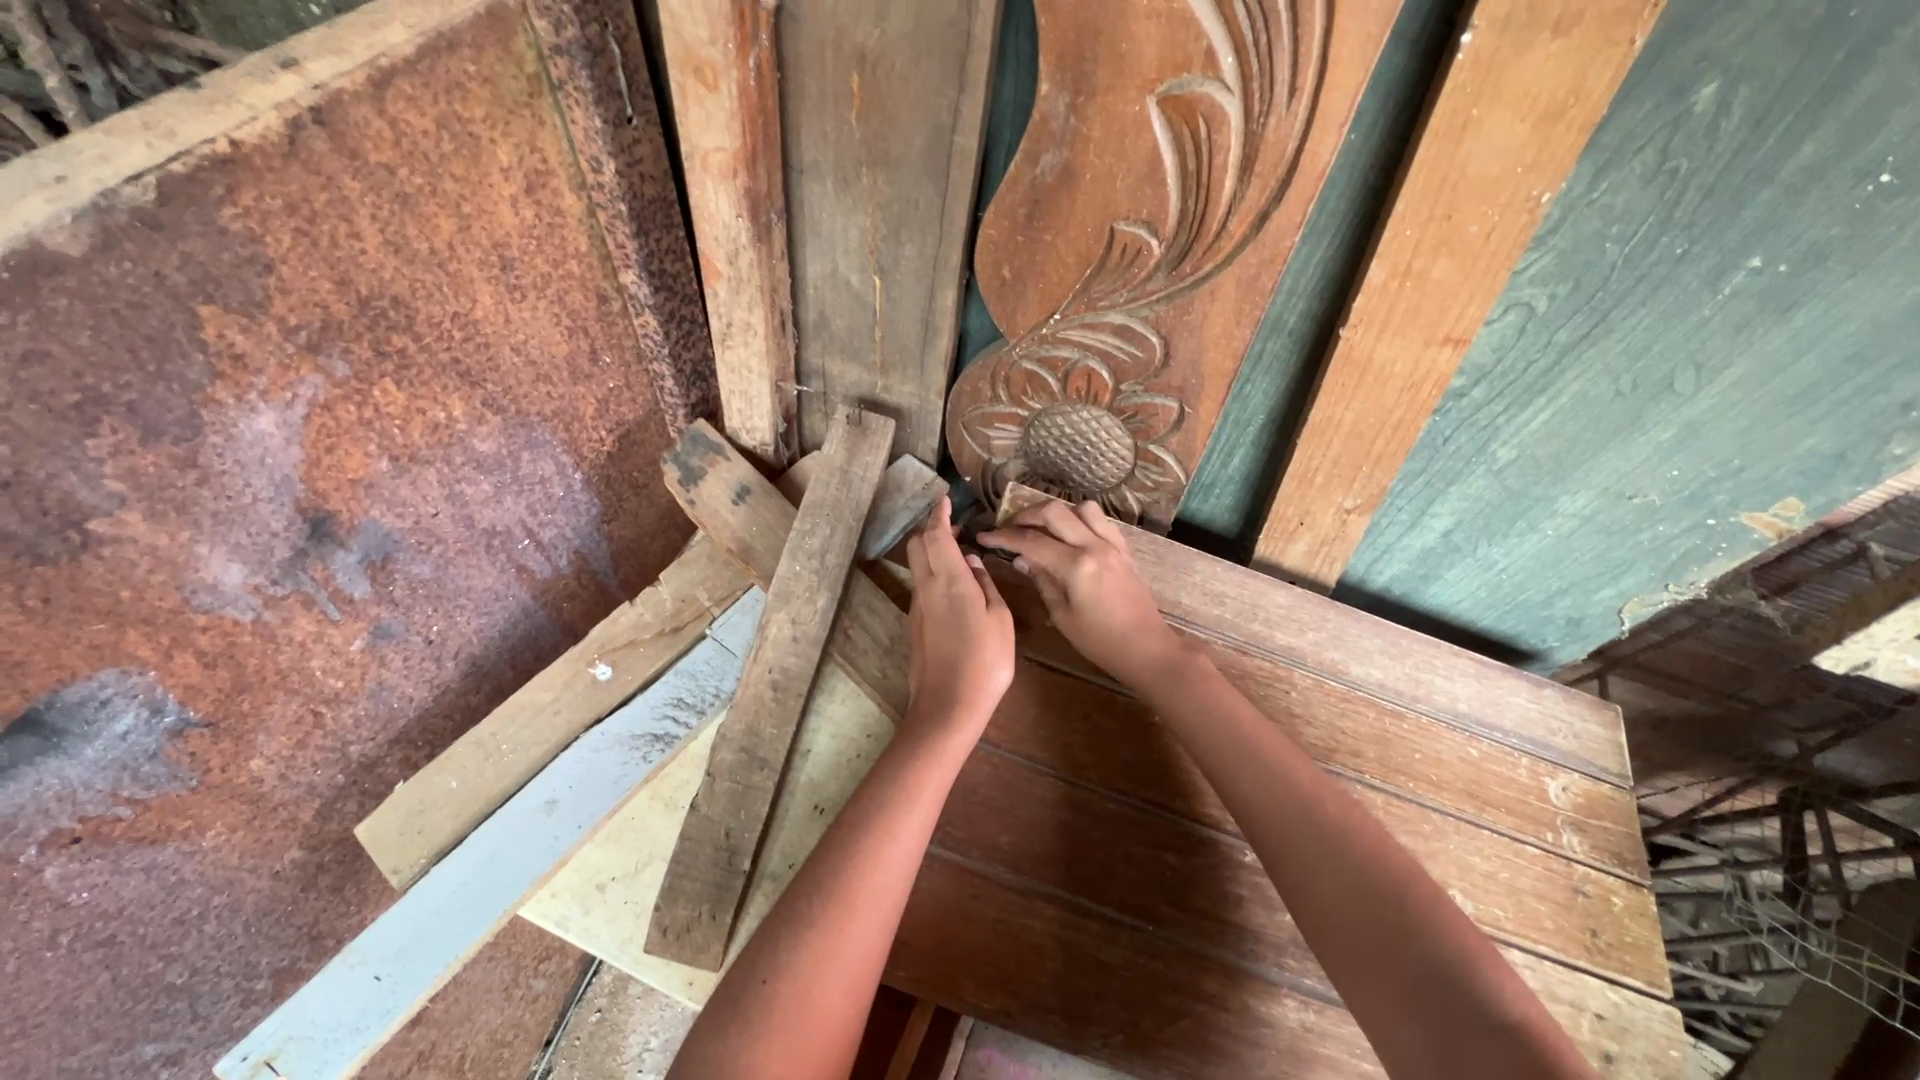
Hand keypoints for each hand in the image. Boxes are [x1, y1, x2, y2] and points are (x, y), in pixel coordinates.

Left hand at [904, 496, 1014, 738]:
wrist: (948, 707)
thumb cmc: (984, 662)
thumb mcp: (999, 619)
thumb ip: (985, 585)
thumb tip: (971, 561)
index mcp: (948, 579)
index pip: (936, 534)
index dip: (939, 514)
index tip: (945, 500)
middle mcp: (926, 588)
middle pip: (917, 546)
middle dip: (931, 529)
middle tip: (953, 525)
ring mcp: (917, 608)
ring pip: (917, 567)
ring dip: (931, 551)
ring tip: (957, 552)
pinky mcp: (915, 626)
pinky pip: (922, 587)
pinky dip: (933, 574)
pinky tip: (955, 586)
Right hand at [976, 499, 1185, 686]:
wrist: (1146, 648)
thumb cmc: (1100, 642)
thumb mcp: (1062, 616)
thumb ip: (1042, 581)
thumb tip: (1021, 559)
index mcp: (1076, 566)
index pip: (1031, 540)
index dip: (1003, 536)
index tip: (984, 537)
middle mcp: (1094, 546)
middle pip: (1053, 511)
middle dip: (1025, 515)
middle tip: (1008, 528)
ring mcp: (1112, 544)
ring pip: (1080, 508)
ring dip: (1056, 513)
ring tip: (1041, 529)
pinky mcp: (1123, 549)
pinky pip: (1100, 521)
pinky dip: (1080, 520)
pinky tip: (1070, 536)